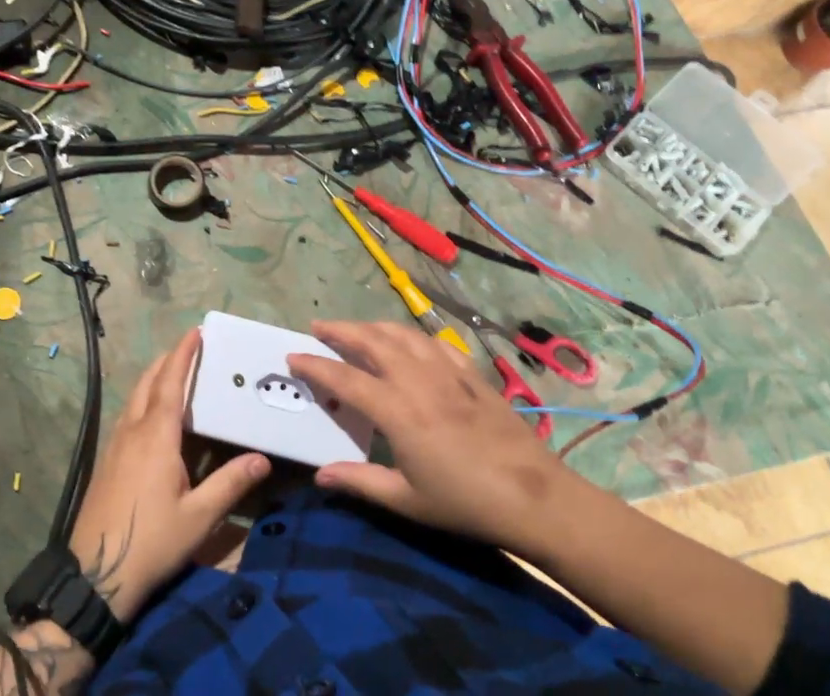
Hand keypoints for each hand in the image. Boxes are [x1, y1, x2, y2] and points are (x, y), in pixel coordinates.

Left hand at [68, 328, 269, 622]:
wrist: (96, 571)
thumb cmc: (152, 541)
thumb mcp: (199, 517)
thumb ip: (230, 483)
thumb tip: (262, 458)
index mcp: (156, 436)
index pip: (170, 383)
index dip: (182, 355)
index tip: (195, 332)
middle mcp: (132, 431)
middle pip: (147, 383)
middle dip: (166, 361)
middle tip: (188, 348)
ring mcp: (115, 446)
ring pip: (133, 399)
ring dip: (153, 379)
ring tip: (174, 375)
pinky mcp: (107, 462)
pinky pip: (127, 416)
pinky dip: (144, 401)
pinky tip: (154, 418)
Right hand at [286, 320, 571, 551]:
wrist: (536, 498)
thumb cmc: (466, 503)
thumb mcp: (407, 501)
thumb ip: (360, 482)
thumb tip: (320, 475)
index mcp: (397, 411)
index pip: (345, 378)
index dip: (316, 364)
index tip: (293, 354)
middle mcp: (419, 382)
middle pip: (373, 342)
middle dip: (342, 330)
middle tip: (318, 328)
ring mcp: (449, 375)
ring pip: (404, 335)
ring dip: (374, 327)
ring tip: (356, 328)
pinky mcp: (473, 377)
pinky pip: (436, 344)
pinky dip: (413, 336)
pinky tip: (409, 342)